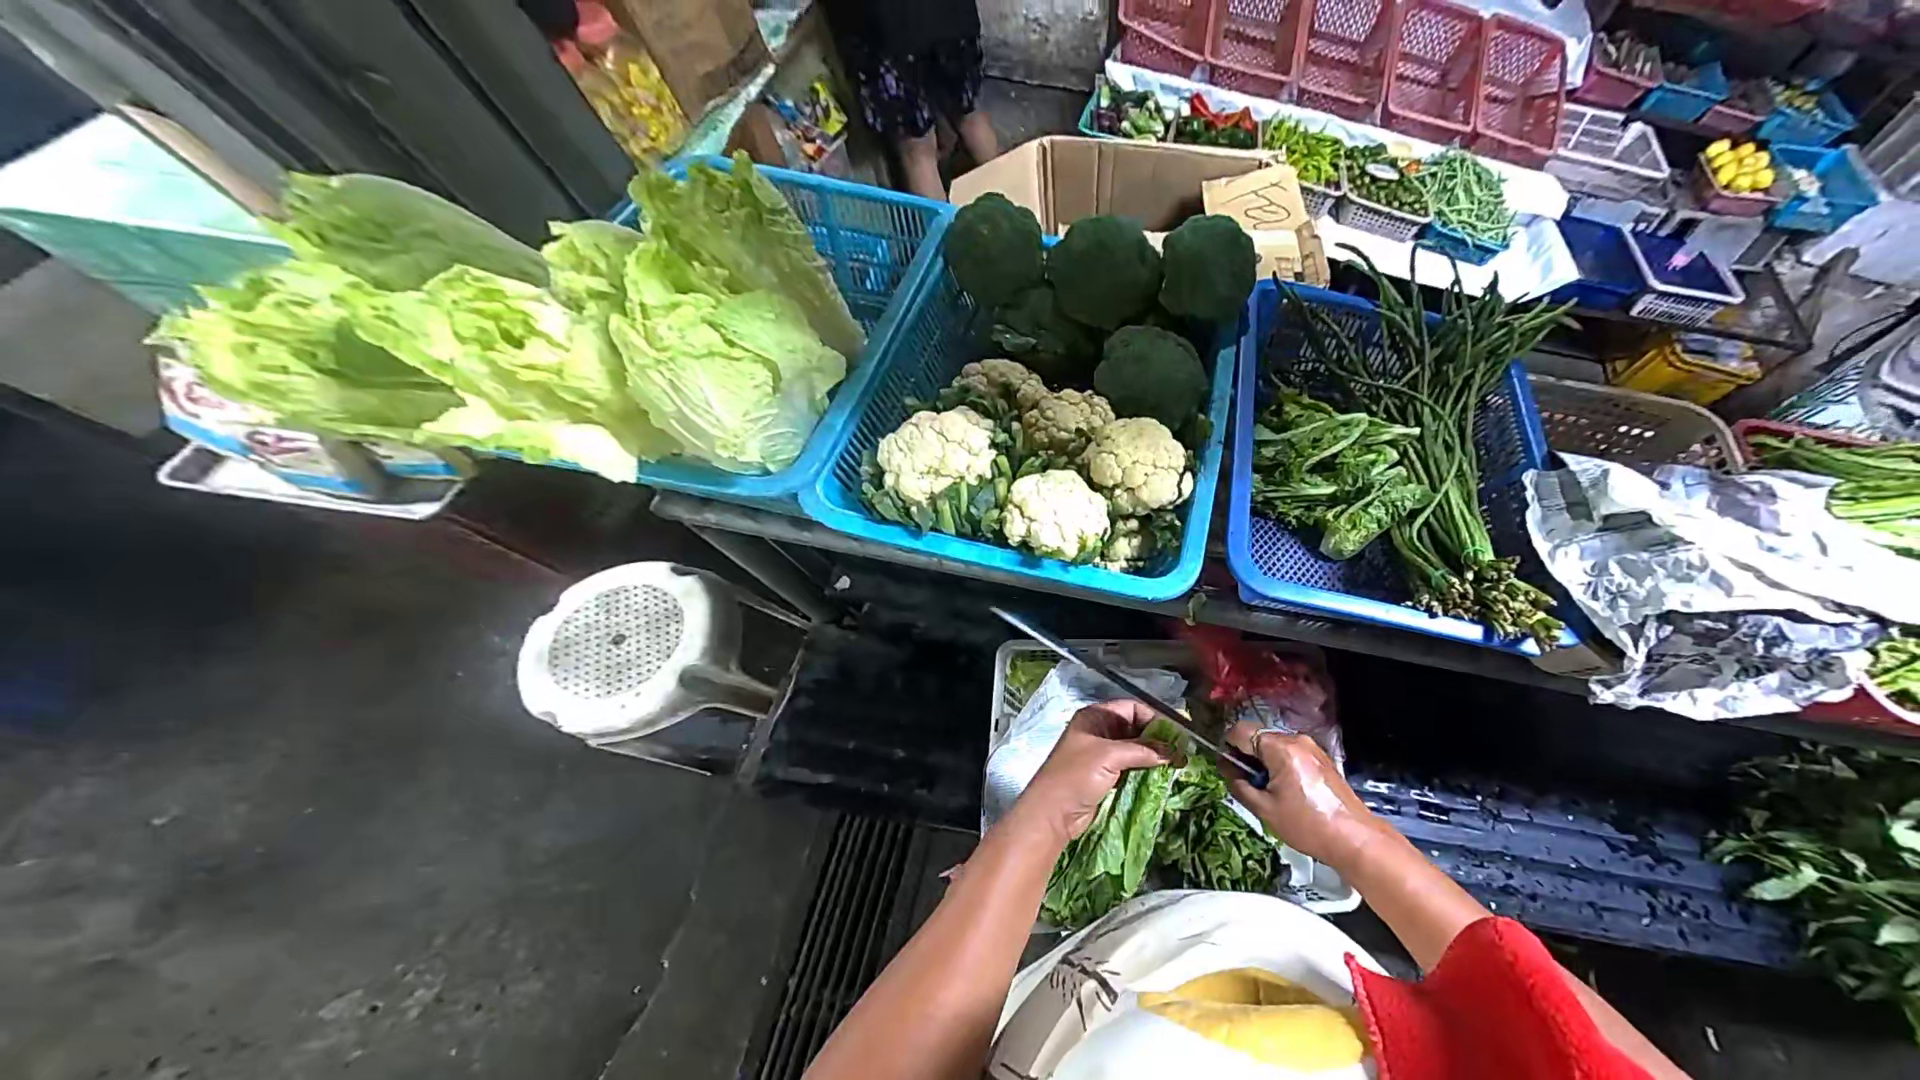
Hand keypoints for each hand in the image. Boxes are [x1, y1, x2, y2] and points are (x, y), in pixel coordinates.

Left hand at [1014, 700, 1169, 848]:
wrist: (1053, 813)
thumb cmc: (1075, 776)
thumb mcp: (1109, 756)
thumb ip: (1142, 750)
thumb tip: (1174, 752)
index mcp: (1095, 717)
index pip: (1132, 708)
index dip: (1153, 719)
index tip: (1175, 735)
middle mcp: (1099, 731)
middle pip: (1135, 727)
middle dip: (1157, 739)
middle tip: (1181, 751)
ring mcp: (1102, 754)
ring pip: (1135, 749)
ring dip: (1154, 756)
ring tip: (1177, 765)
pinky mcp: (1106, 775)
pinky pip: (1132, 766)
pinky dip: (1146, 769)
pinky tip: (1161, 776)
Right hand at [1225, 721, 1382, 865]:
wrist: (1357, 840)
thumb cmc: (1307, 825)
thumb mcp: (1264, 809)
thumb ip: (1239, 785)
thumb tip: (1227, 770)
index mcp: (1280, 748)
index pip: (1240, 731)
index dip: (1228, 747)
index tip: (1228, 769)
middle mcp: (1296, 740)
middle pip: (1258, 737)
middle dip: (1247, 756)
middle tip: (1246, 783)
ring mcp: (1312, 748)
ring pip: (1274, 746)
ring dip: (1264, 762)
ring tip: (1268, 791)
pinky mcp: (1322, 760)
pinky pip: (1290, 754)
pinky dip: (1280, 766)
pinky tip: (1287, 791)